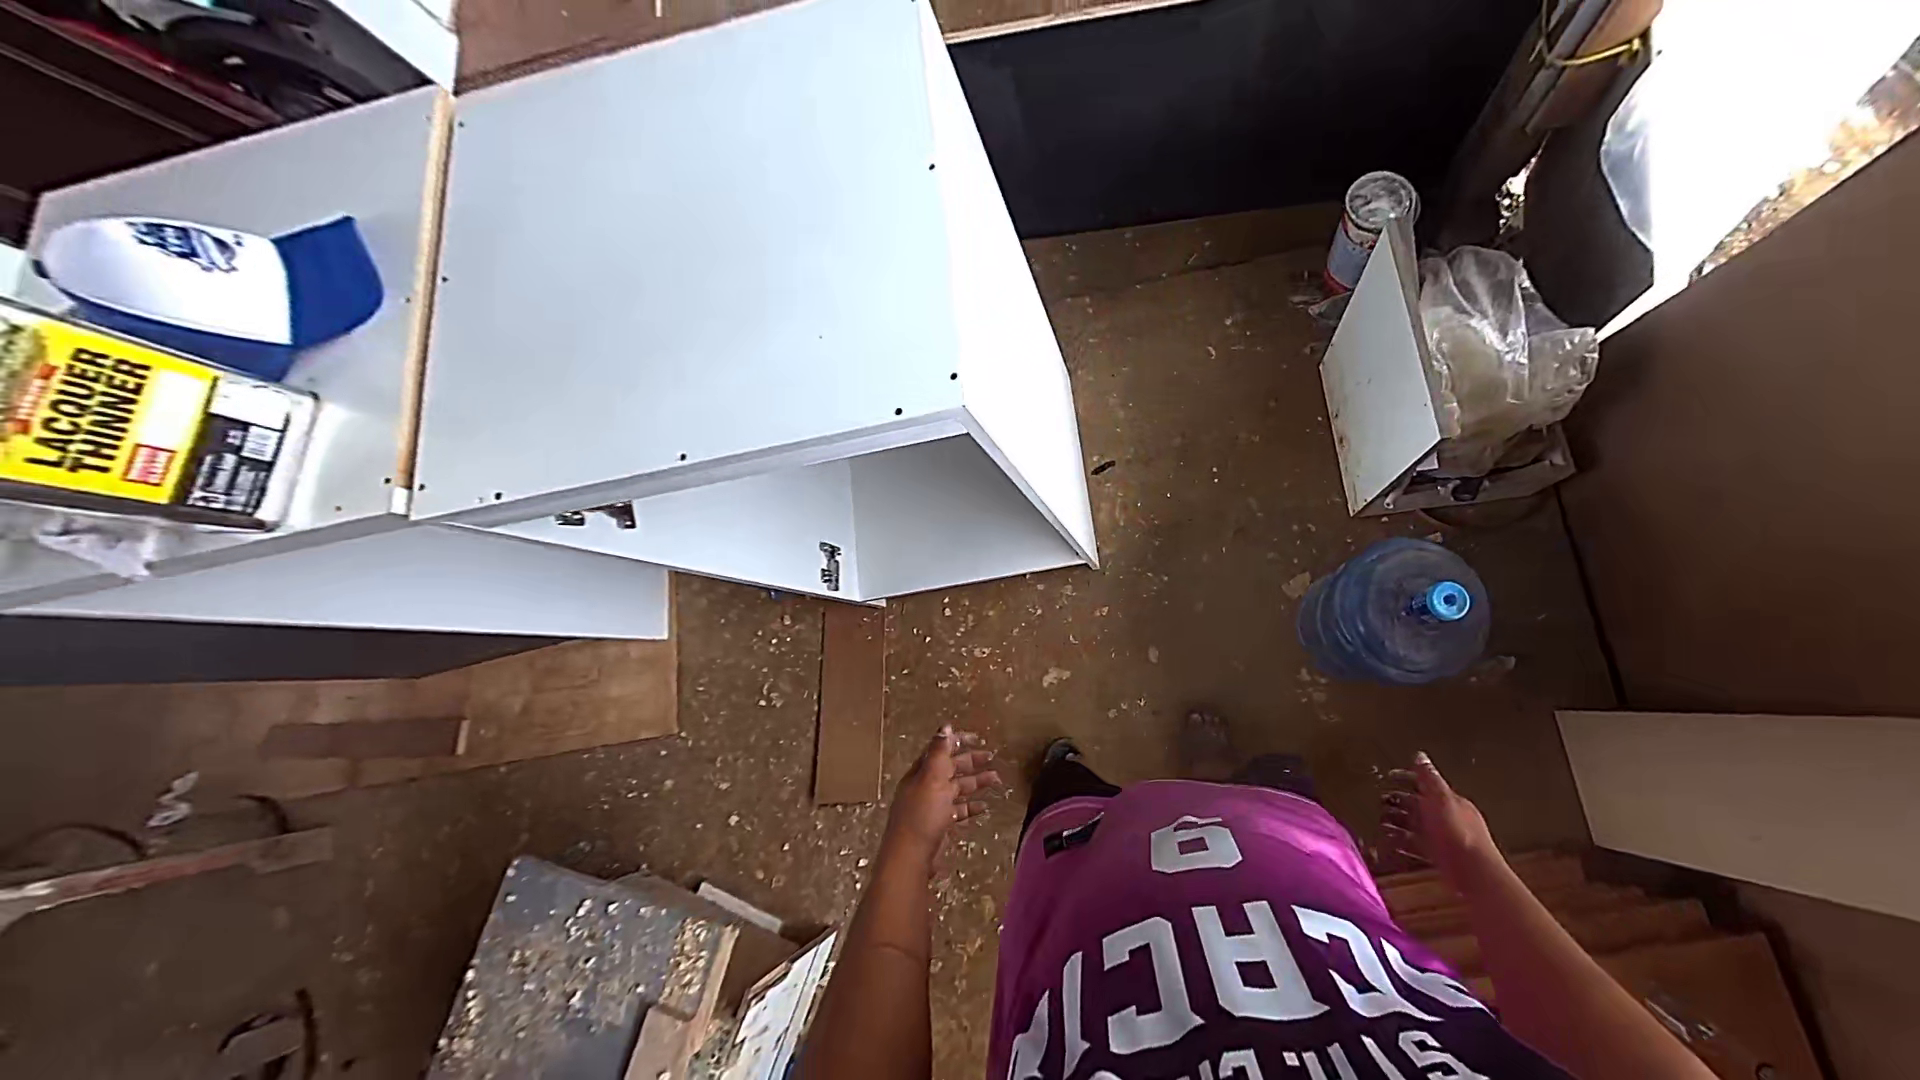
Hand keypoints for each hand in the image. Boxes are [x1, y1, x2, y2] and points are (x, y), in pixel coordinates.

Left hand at [883, 725, 1000, 864]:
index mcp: (922, 772)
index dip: (957, 742)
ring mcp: (933, 806)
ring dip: (976, 782)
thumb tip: (945, 726)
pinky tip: (984, 806)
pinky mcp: (940, 825)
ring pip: (957, 788)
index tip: (977, 738)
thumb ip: (939, 752)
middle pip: (950, 768)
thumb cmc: (922, 813)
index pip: (940, 750)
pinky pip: (958, 810)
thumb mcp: (932, 777)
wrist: (911, 856)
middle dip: (971, 761)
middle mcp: (926, 786)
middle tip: (991, 756)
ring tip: (996, 779)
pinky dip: (971, 806)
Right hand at [1381, 751, 1503, 887]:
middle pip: (1419, 806)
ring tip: (1379, 821)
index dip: (1407, 779)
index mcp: (1451, 802)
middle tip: (1379, 800)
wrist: (1474, 874)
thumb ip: (1429, 778)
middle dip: (1398, 802)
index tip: (1388, 776)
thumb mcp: (1441, 799)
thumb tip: (1420, 755)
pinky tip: (1389, 842)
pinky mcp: (1437, 857)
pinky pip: (1415, 845)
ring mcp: (1443, 839)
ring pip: (1415, 826)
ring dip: (1397, 823)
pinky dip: (1401, 842)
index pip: (1426, 785)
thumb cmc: (1456, 832)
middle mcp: (1448, 819)